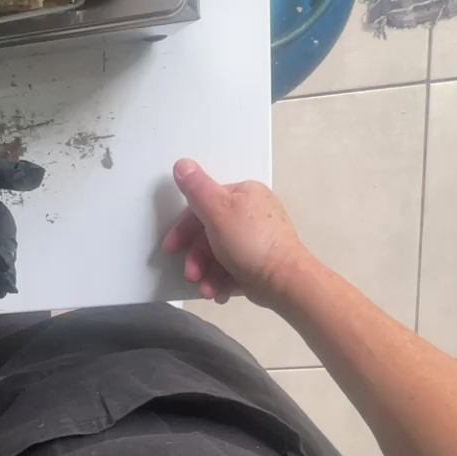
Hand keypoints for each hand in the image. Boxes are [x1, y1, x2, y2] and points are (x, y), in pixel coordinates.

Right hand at [161, 158, 312, 307]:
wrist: (284, 281)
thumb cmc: (249, 242)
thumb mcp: (217, 210)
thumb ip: (196, 188)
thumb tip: (182, 163)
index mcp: (244, 194)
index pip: (204, 205)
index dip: (184, 228)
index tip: (172, 248)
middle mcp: (252, 213)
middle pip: (209, 232)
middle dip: (196, 257)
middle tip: (191, 274)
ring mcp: (256, 238)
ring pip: (218, 253)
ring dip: (206, 273)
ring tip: (206, 289)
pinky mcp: (259, 261)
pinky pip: (231, 267)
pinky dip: (220, 280)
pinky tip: (218, 292)